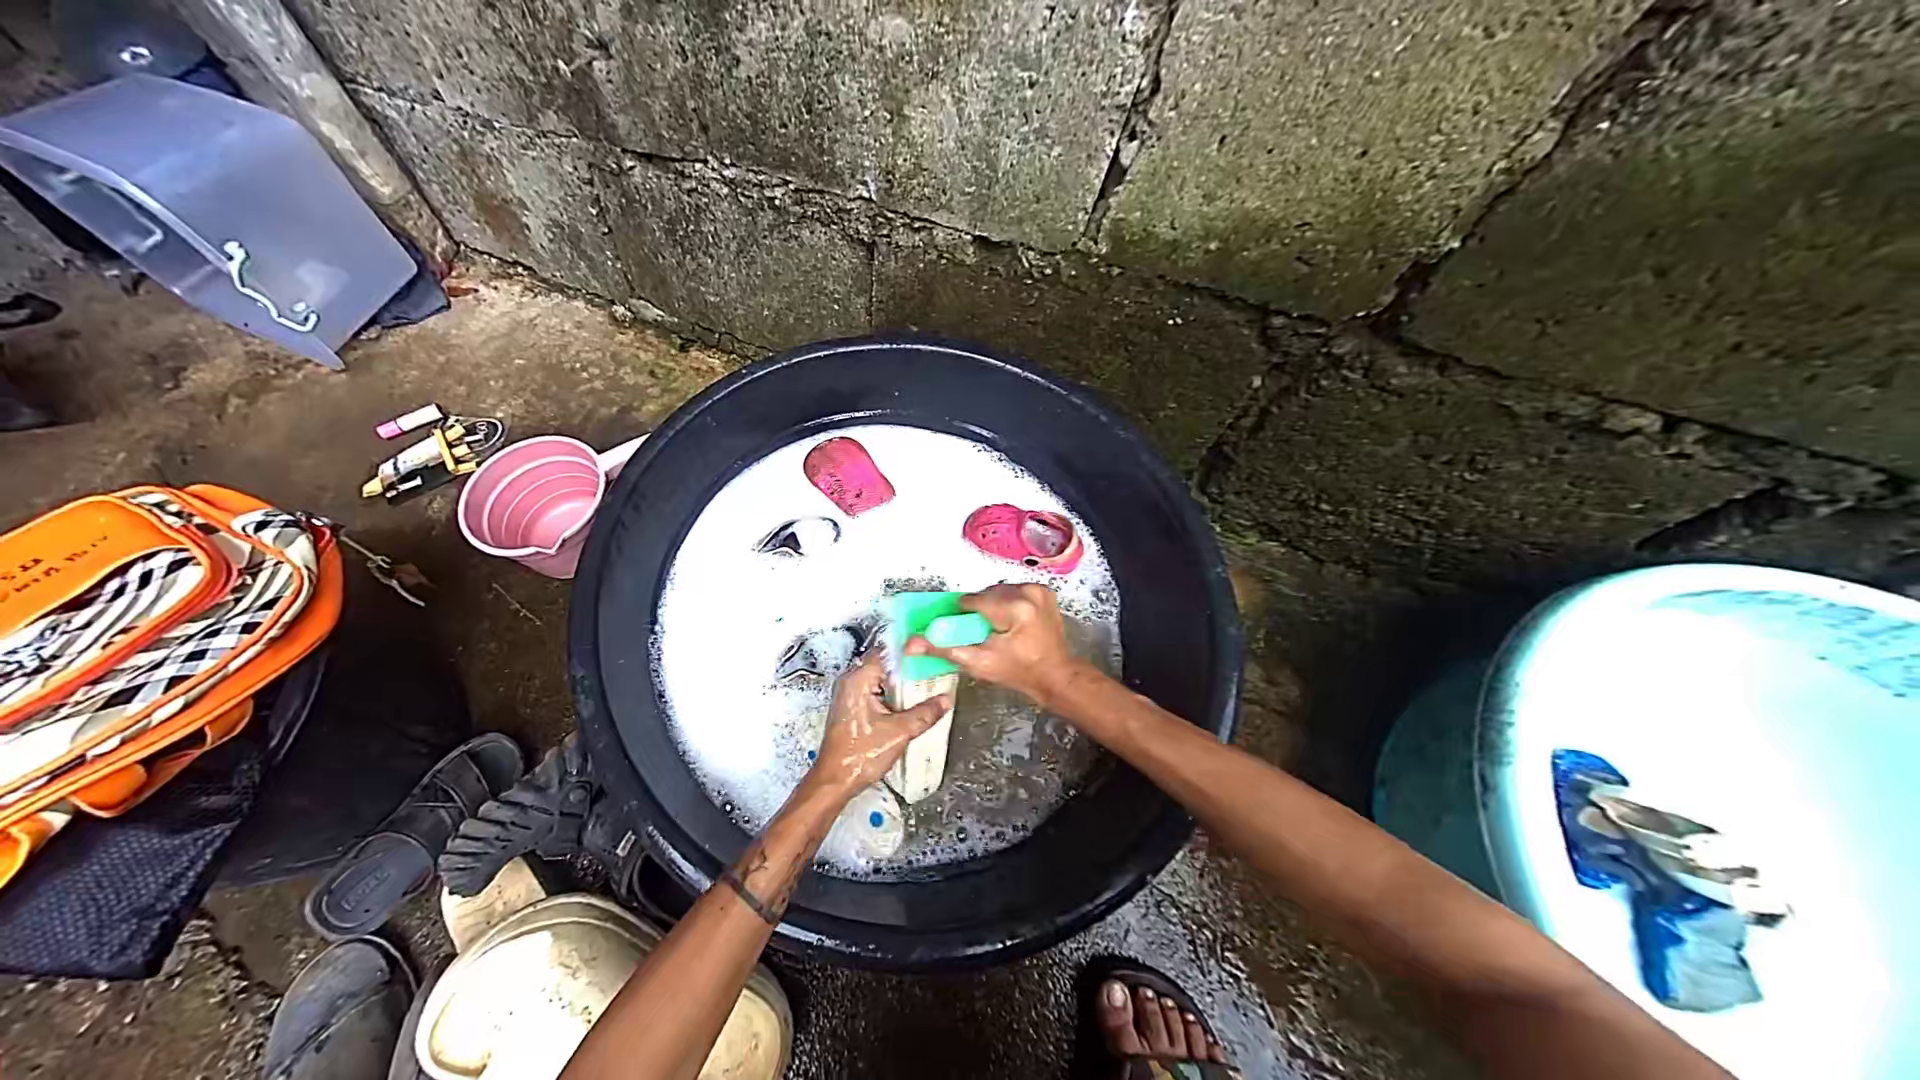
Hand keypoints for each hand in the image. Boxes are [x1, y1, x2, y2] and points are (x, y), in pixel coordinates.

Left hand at [807, 652, 948, 797]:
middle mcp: (850, 682)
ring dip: (901, 684)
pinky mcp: (853, 707)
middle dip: (908, 670)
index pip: (887, 652)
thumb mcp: (900, 732)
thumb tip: (944, 701)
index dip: (910, 653)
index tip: (929, 655)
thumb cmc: (857, 757)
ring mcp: (850, 694)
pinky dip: (892, 695)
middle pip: (885, 664)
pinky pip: (876, 691)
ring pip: (881, 679)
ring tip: (924, 688)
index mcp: (858, 680)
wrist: (835, 780)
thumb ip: (925, 714)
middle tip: (931, 673)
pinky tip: (908, 705)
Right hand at [905, 583, 1094, 706]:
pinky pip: (1015, 590)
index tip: (964, 628)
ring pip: (999, 590)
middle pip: (986, 593)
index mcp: (1014, 608)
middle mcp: (1029, 593)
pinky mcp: (1044, 593)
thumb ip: (944, 649)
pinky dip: (1008, 602)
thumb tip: (911, 644)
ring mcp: (1039, 591)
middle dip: (979, 610)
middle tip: (981, 632)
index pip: (973, 600)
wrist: (1055, 676)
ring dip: (993, 605)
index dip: (963, 614)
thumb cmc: (1019, 672)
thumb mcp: (978, 662)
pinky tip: (1011, 622)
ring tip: (997, 628)